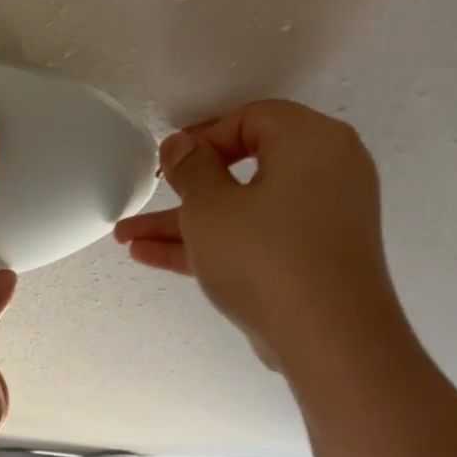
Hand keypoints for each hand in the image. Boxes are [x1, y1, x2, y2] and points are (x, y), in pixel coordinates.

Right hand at [112, 99, 405, 367]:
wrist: (328, 339)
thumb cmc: (266, 257)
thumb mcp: (210, 208)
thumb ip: (190, 170)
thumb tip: (182, 146)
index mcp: (312, 141)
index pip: (250, 118)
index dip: (201, 137)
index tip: (166, 163)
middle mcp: (326, 172)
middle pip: (243, 168)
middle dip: (184, 190)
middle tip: (147, 198)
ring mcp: (321, 220)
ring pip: (242, 210)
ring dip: (186, 224)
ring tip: (128, 238)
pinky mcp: (312, 258)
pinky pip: (255, 238)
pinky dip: (213, 244)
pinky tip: (154, 257)